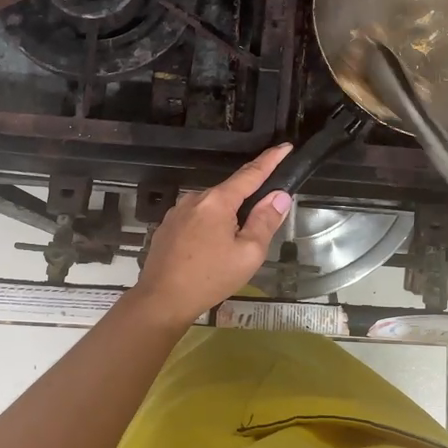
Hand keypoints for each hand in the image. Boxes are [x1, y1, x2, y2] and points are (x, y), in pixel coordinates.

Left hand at [128, 144, 293, 325]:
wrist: (161, 300)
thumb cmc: (210, 278)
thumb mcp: (248, 253)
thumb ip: (265, 221)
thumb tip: (279, 196)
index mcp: (217, 201)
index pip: (251, 173)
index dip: (271, 160)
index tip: (285, 147)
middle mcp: (195, 198)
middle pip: (230, 192)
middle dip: (248, 202)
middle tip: (262, 225)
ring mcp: (177, 212)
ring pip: (212, 207)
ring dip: (227, 218)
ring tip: (233, 249)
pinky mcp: (167, 227)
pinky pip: (197, 219)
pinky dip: (210, 228)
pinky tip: (210, 251)